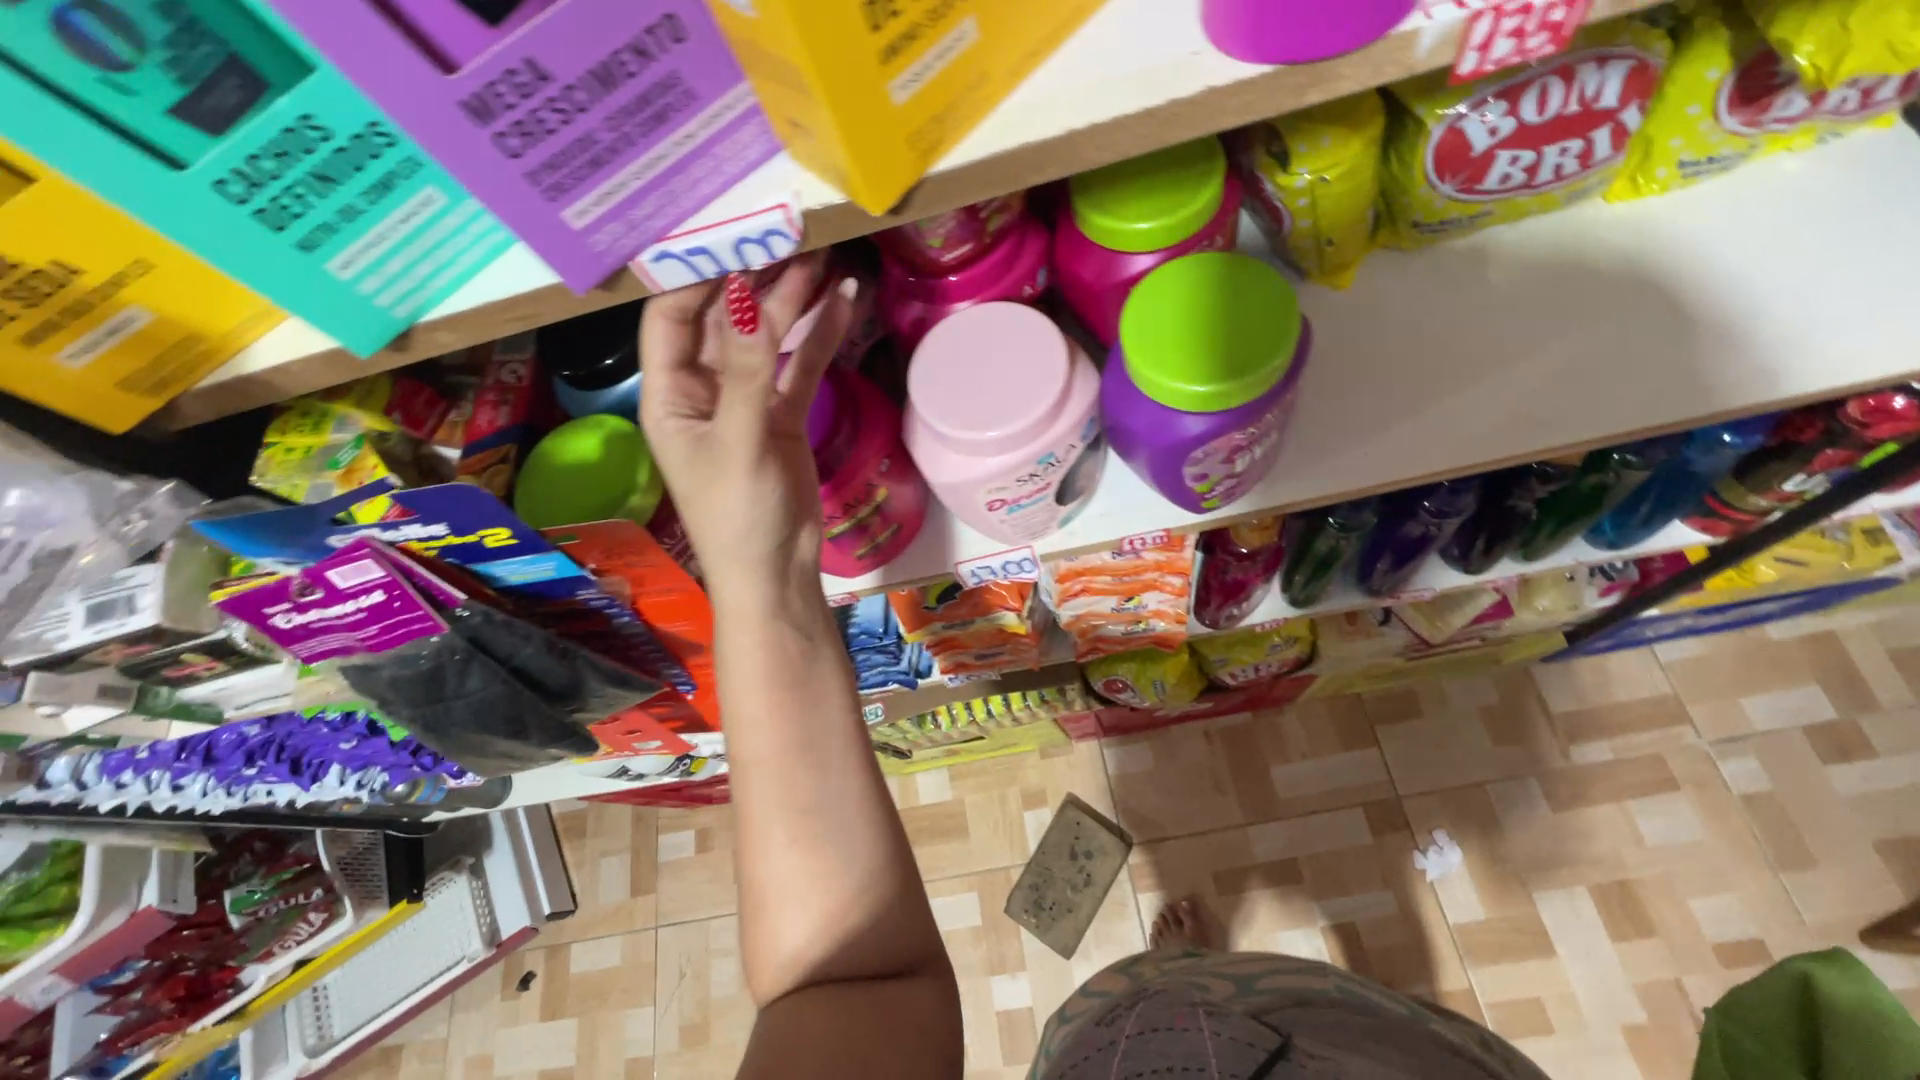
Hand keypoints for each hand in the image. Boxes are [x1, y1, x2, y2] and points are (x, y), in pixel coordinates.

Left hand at [639, 253, 857, 607]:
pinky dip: (819, 338)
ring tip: (823, 257)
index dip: (696, 277)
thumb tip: (746, 296)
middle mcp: (703, 389)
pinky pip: (799, 367)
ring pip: (766, 339)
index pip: (670, 317)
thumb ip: (745, 369)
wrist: (777, 573)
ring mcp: (746, 401)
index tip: (734, 237)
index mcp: (669, 395)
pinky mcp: (783, 416)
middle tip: (789, 236)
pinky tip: (844, 303)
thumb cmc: (739, 515)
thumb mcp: (740, 441)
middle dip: (753, 280)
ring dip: (792, 302)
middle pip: (723, 320)